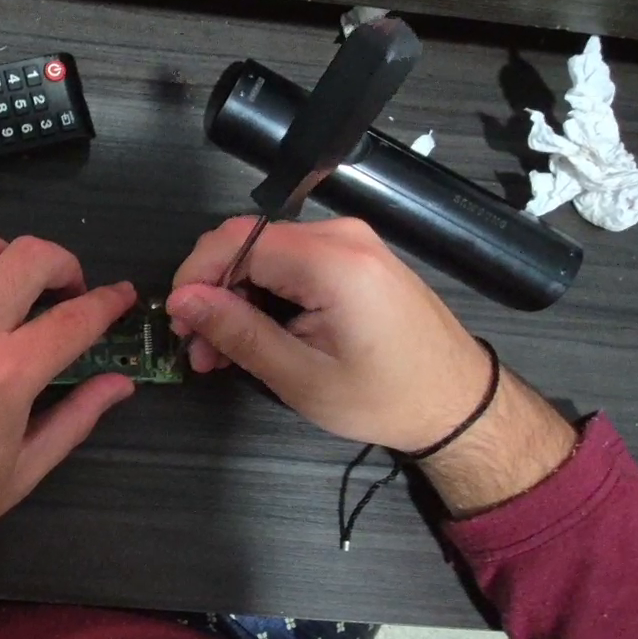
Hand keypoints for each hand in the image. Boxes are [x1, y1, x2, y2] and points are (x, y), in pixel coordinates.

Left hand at [0, 230, 137, 588]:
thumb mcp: (19, 475)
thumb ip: (75, 420)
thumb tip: (120, 383)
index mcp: (8, 374)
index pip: (78, 317)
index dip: (111, 301)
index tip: (121, 296)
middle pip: (30, 256)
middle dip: (64, 263)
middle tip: (64, 291)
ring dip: (0, 256)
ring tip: (2, 286)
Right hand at [167, 216, 573, 511]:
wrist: (460, 403)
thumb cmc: (384, 397)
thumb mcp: (300, 375)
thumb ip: (237, 330)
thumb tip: (181, 300)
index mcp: (331, 260)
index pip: (233, 240)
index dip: (193, 276)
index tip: (177, 321)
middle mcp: (339, 235)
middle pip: (245, 245)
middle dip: (211, 293)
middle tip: (197, 348)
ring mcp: (348, 243)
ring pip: (261, 256)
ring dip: (233, 300)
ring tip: (220, 353)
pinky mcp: (352, 257)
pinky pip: (288, 264)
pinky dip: (261, 296)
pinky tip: (253, 336)